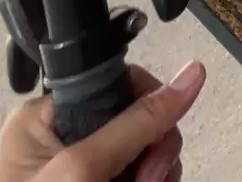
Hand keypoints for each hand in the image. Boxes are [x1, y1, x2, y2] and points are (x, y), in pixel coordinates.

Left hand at [0, 61, 205, 181]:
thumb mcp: (82, 170)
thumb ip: (138, 121)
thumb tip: (195, 70)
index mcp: (47, 117)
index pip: (123, 84)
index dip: (152, 105)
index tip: (154, 140)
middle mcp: (64, 136)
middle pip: (142, 119)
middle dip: (155, 151)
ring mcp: (81, 168)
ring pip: (148, 149)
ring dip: (157, 173)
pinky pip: (142, 174)